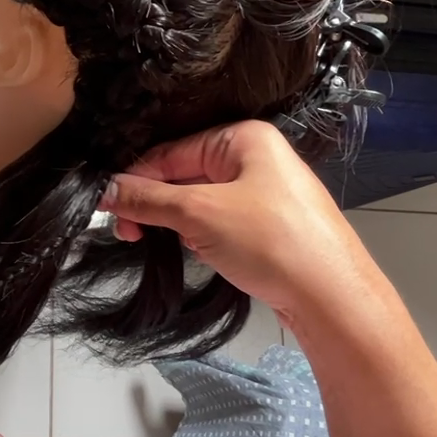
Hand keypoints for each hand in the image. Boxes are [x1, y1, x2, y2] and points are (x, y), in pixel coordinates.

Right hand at [99, 121, 373, 328]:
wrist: (333, 299)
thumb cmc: (270, 241)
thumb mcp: (198, 214)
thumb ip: (146, 199)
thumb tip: (103, 190)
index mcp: (242, 137)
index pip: (170, 150)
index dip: (135, 179)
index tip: (108, 209)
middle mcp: (255, 156)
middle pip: (183, 173)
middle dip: (153, 202)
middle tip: (127, 233)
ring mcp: (264, 191)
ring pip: (199, 198)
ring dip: (173, 220)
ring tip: (151, 242)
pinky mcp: (268, 224)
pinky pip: (218, 218)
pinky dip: (198, 232)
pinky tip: (191, 250)